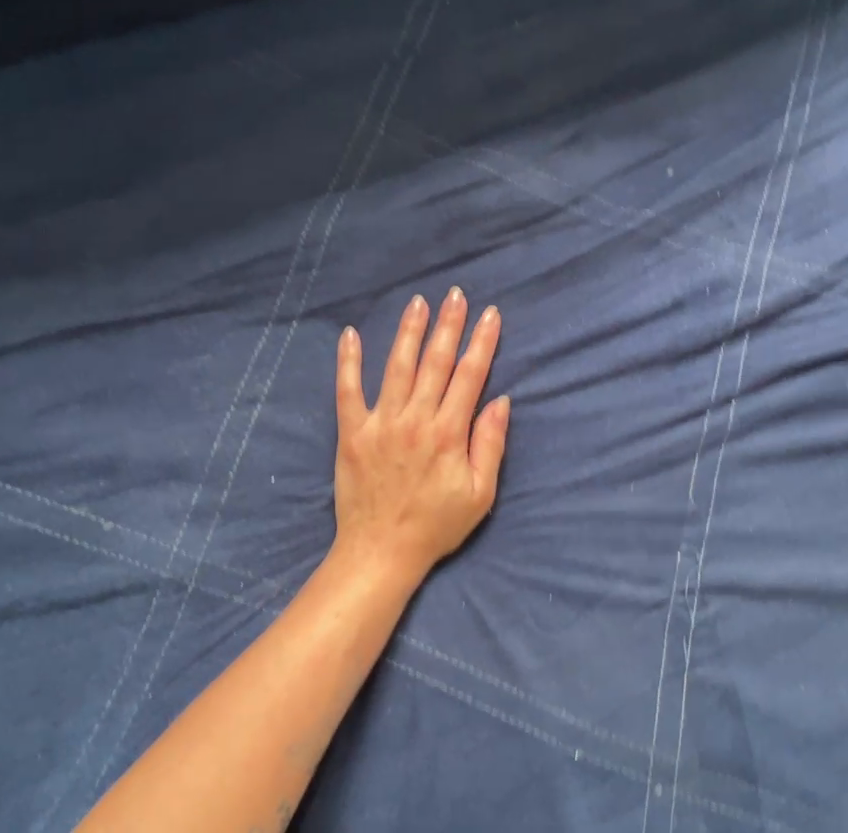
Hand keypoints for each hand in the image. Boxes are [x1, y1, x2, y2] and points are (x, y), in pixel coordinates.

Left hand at [333, 288, 508, 581]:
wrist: (381, 553)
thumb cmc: (436, 526)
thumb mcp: (480, 494)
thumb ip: (490, 444)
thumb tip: (501, 401)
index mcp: (448, 434)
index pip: (470, 376)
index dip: (482, 342)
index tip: (490, 314)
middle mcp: (415, 420)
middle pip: (436, 363)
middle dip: (449, 325)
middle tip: (457, 294)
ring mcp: (380, 424)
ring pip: (397, 367)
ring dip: (409, 332)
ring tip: (419, 303)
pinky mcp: (351, 433)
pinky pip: (347, 391)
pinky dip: (348, 362)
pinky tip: (350, 334)